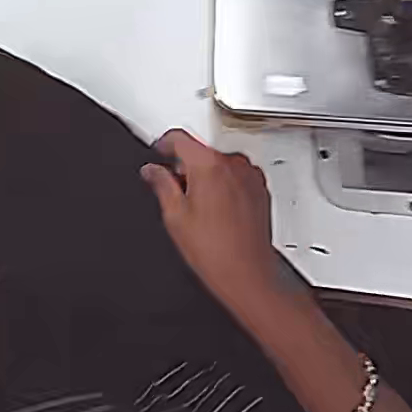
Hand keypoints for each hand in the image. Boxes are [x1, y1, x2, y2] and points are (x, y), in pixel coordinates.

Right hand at [140, 129, 305, 319]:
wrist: (247, 273)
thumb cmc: (215, 251)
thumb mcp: (175, 215)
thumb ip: (161, 184)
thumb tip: (151, 170)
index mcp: (209, 165)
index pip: (179, 137)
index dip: (163, 144)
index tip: (158, 152)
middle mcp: (233, 164)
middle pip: (201, 151)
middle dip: (186, 167)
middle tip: (177, 192)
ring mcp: (250, 175)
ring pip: (220, 163)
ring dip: (207, 176)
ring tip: (200, 208)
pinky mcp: (260, 188)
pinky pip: (236, 176)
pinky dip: (225, 185)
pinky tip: (218, 211)